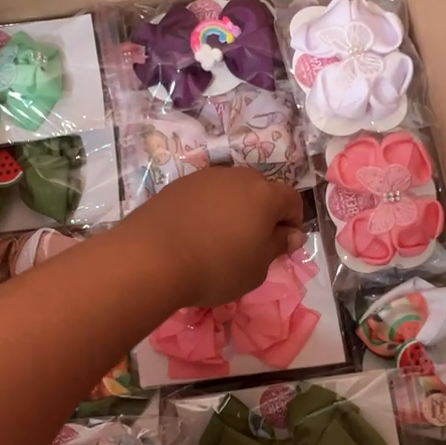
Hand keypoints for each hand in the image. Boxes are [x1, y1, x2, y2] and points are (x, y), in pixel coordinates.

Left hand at [119, 167, 305, 307]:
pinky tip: (195, 234)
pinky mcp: (178, 185)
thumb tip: (292, 234)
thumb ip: (278, 246)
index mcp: (265, 194)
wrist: (152, 257)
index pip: (292, 200)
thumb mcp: (257, 268)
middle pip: (261, 190)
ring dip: (234, 209)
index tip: (283, 246)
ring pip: (231, 190)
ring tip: (220, 239)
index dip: (293, 222)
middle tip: (252, 244)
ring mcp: (205, 177)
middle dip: (263, 214)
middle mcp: (237, 177)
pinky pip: (204, 195)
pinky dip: (208, 210)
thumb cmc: (216, 267)